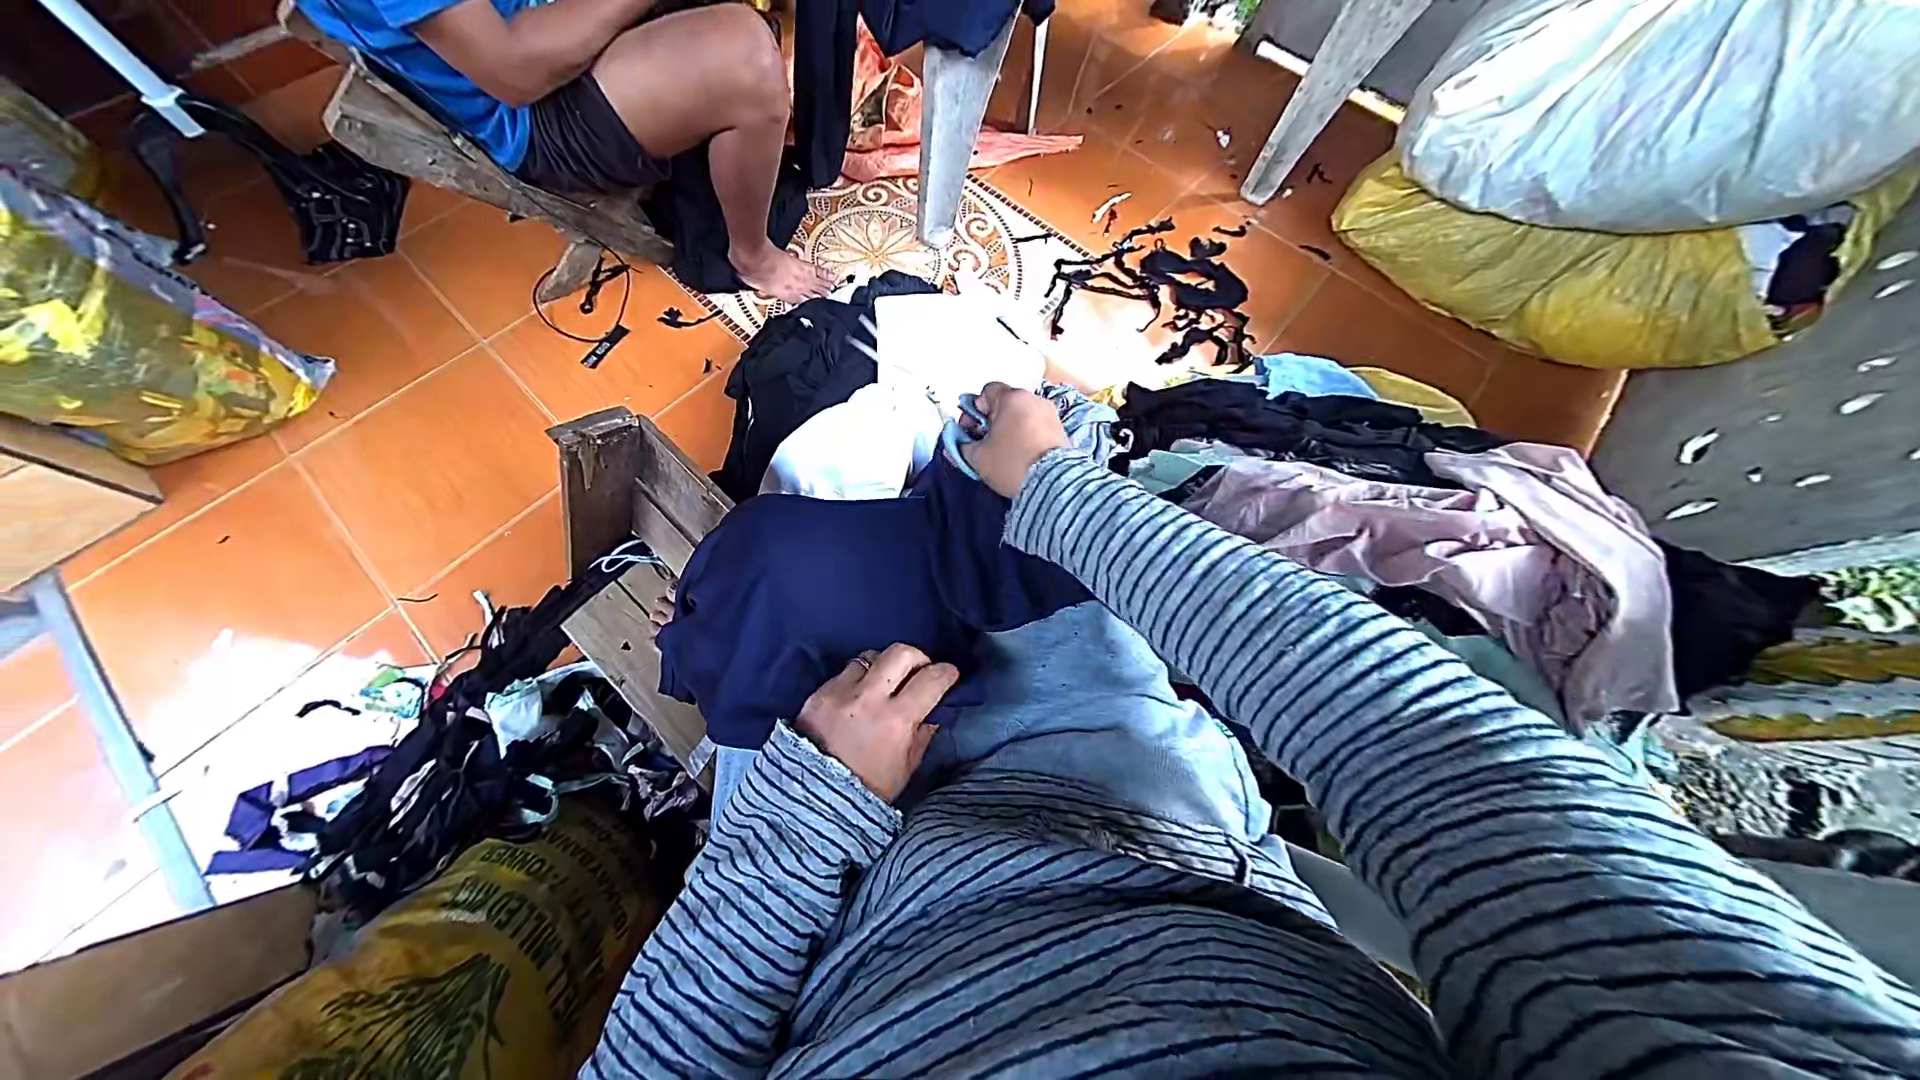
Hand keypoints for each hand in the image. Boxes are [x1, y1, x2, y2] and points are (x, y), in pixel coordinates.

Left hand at [793, 644, 958, 801]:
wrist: (811, 800)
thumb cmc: (867, 789)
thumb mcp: (905, 768)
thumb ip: (922, 735)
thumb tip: (932, 712)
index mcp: (896, 720)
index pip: (931, 679)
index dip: (946, 672)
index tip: (949, 674)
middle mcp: (869, 697)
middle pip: (901, 652)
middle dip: (918, 657)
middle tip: (920, 670)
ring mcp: (841, 691)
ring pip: (870, 656)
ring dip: (884, 666)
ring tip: (885, 682)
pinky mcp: (819, 692)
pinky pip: (845, 672)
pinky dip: (858, 679)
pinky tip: (858, 695)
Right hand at [960, 382, 1070, 497]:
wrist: (1050, 482)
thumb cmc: (1014, 464)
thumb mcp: (977, 457)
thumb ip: (962, 445)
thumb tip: (959, 443)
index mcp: (1012, 398)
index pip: (987, 391)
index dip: (974, 410)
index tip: (970, 428)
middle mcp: (1033, 400)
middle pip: (1006, 403)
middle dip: (992, 420)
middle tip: (984, 441)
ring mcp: (1050, 414)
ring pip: (1022, 415)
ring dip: (1011, 428)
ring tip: (1003, 451)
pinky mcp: (1060, 430)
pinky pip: (1037, 427)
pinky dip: (1027, 436)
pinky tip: (1021, 455)